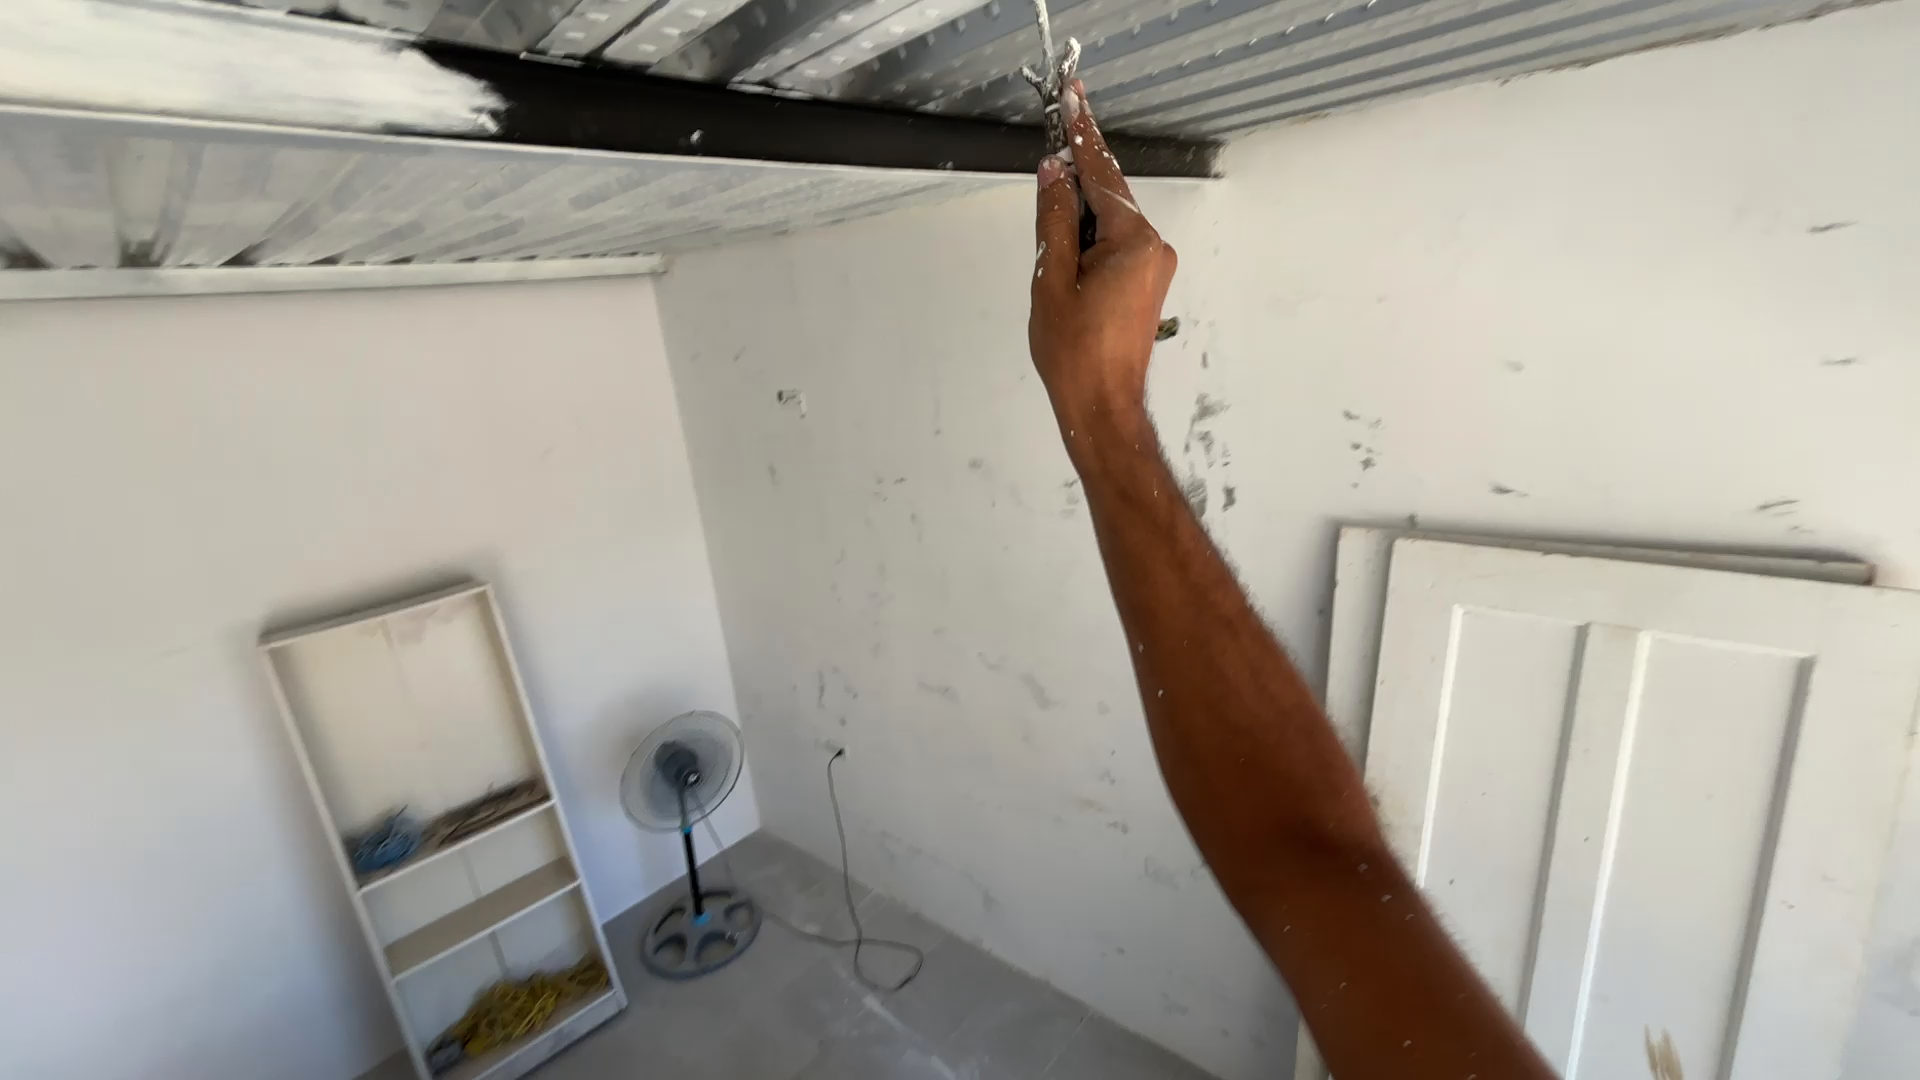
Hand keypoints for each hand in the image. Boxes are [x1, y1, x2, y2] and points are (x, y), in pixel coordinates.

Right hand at [1029, 81, 1177, 445]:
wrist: (1102, 408)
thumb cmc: (1073, 353)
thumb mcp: (1051, 281)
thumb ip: (1053, 222)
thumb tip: (1054, 173)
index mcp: (1133, 241)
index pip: (1101, 176)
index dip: (1081, 135)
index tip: (1072, 97)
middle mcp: (1153, 247)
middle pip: (1107, 201)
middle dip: (1073, 192)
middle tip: (1045, 188)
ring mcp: (1154, 269)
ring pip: (1109, 228)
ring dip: (1077, 228)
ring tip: (1052, 265)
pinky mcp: (1147, 288)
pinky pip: (1116, 250)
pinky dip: (1089, 247)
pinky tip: (1068, 268)